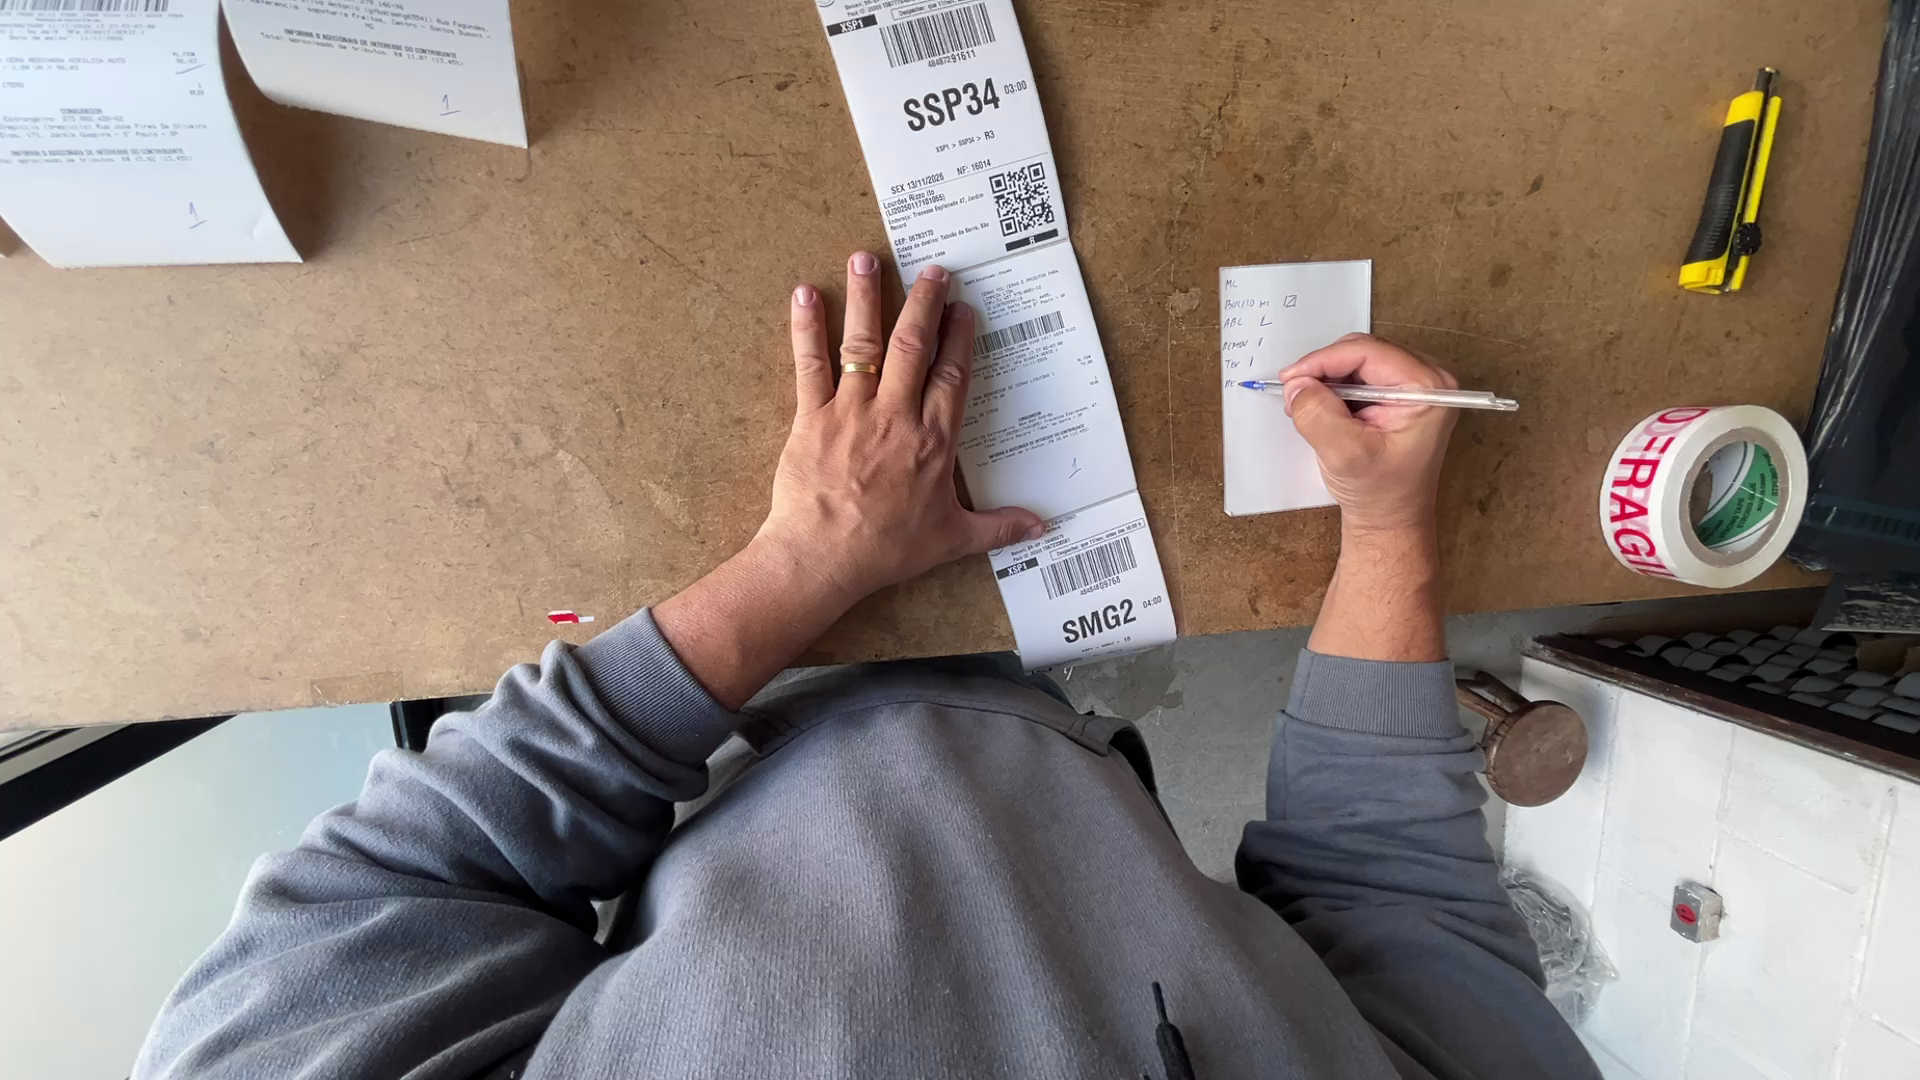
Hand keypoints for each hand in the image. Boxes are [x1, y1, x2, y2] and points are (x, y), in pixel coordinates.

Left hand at [756, 251, 1044, 607]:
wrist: (823, 557)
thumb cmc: (887, 549)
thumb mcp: (950, 540)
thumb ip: (998, 527)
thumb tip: (1041, 529)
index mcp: (933, 440)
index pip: (952, 375)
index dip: (959, 338)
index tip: (963, 308)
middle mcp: (896, 415)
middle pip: (913, 345)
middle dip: (924, 302)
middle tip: (932, 270)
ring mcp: (852, 411)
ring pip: (864, 344)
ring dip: (866, 298)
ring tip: (866, 259)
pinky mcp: (811, 417)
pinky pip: (809, 364)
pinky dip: (807, 328)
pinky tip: (805, 295)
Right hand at [1279, 333, 1459, 533]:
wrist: (1389, 515)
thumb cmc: (1378, 490)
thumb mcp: (1344, 454)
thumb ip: (1318, 415)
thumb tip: (1296, 384)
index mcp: (1427, 388)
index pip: (1368, 353)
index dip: (1323, 361)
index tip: (1290, 379)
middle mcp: (1426, 379)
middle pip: (1362, 351)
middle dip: (1322, 369)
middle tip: (1294, 394)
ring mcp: (1412, 385)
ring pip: (1356, 361)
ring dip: (1325, 379)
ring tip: (1305, 406)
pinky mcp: (1396, 394)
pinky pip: (1358, 375)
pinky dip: (1332, 387)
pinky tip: (1320, 408)